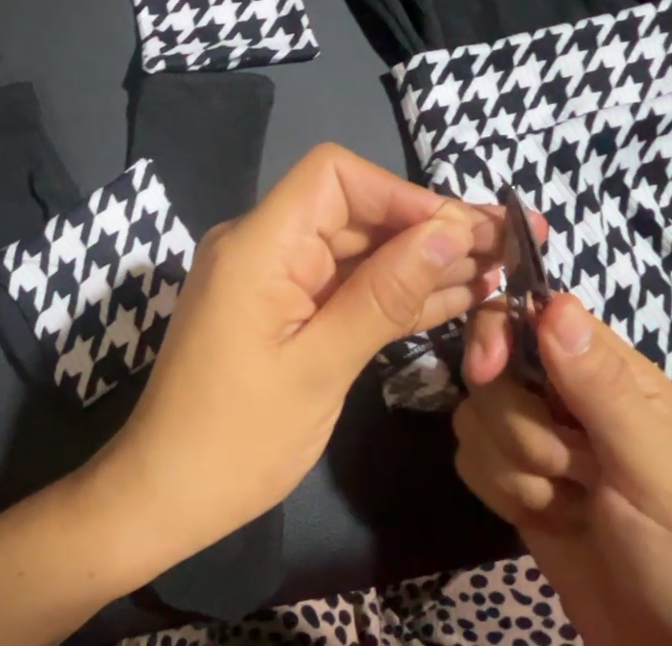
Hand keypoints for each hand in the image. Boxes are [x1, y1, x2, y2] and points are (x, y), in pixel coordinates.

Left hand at [87, 144, 510, 566]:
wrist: (167, 495)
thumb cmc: (237, 438)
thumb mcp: (320, 367)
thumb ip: (385, 295)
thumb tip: (450, 233)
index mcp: (258, 245)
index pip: (335, 177)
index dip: (402, 194)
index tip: (462, 231)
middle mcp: (261, 245)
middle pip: (352, 211)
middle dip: (426, 228)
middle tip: (505, 251)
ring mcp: (270, 278)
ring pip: (355, 249)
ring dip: (418, 262)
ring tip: (495, 274)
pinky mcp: (280, 308)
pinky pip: (341, 285)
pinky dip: (390, 292)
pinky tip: (454, 299)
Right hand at [452, 292, 671, 645]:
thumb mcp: (654, 470)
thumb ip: (602, 387)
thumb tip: (554, 302)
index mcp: (612, 375)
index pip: (532, 315)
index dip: (498, 334)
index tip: (486, 371)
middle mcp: (566, 396)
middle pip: (491, 368)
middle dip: (517, 427)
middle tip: (570, 469)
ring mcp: (535, 438)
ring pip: (473, 415)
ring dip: (512, 468)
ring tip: (566, 501)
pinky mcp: (512, 480)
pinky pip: (468, 458)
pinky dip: (500, 491)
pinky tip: (543, 516)